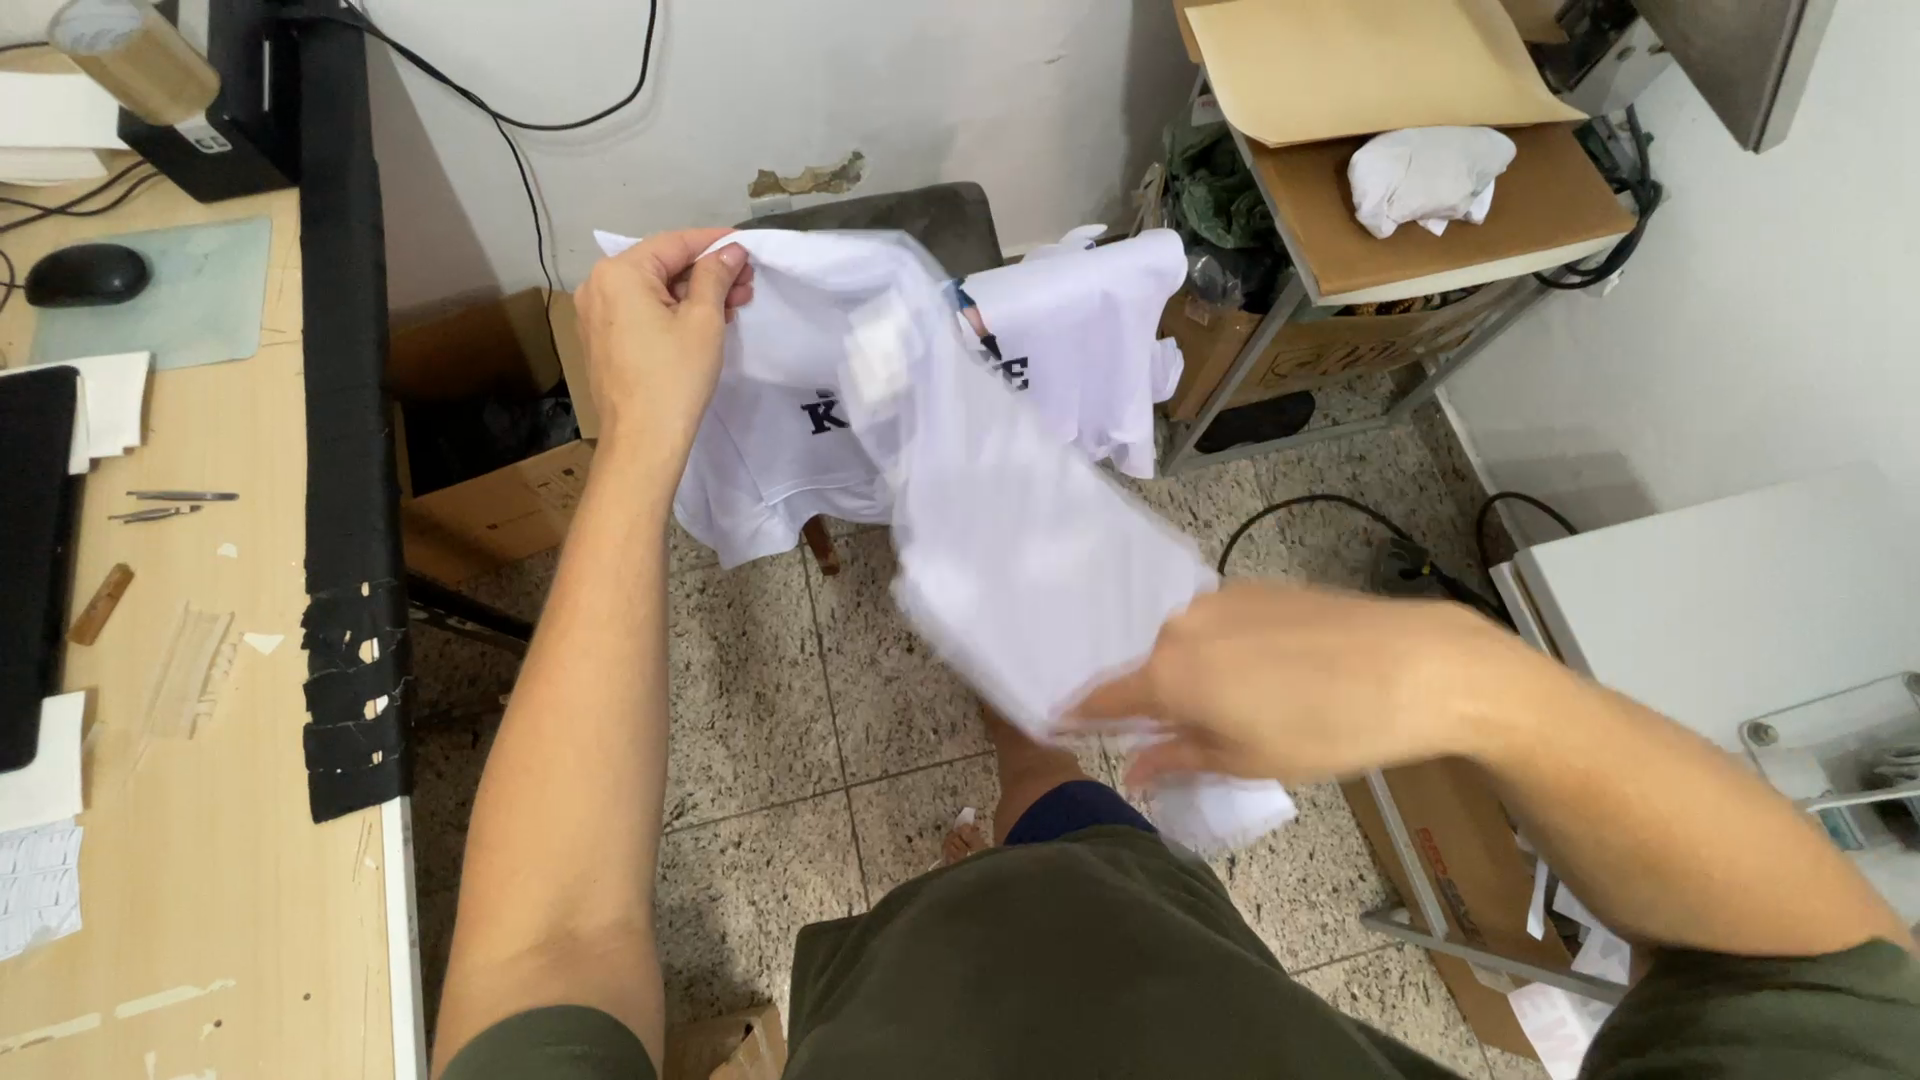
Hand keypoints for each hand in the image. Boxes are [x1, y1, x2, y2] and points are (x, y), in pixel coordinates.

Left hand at [572, 228, 754, 454]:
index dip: (714, 243)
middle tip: (747, 282)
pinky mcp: (604, 340)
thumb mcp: (704, 321)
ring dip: (694, 294)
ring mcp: (596, 315)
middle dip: (707, 273)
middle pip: (662, 266)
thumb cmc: (675, 376)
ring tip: (735, 304)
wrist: (644, 439)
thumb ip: (715, 277)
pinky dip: (674, 311)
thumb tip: (729, 252)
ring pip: (654, 291)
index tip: (746, 245)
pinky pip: (642, 312)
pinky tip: (706, 321)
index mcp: (619, 273)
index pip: (674, 243)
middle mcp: (598, 286)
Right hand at [1066, 582, 1540, 786]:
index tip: (1060, 725)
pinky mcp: (1254, 587)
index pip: (1105, 697)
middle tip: (1193, 738)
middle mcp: (1181, 626)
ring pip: (1186, 646)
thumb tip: (1133, 769)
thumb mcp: (1248, 759)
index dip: (1081, 715)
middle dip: (1158, 703)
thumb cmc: (1327, 728)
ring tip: (1249, 705)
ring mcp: (1218, 599)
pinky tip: (1274, 672)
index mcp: (1170, 673)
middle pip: (1149, 671)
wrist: (1417, 664)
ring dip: (1196, 675)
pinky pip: (1218, 625)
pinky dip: (1225, 651)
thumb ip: (1177, 759)